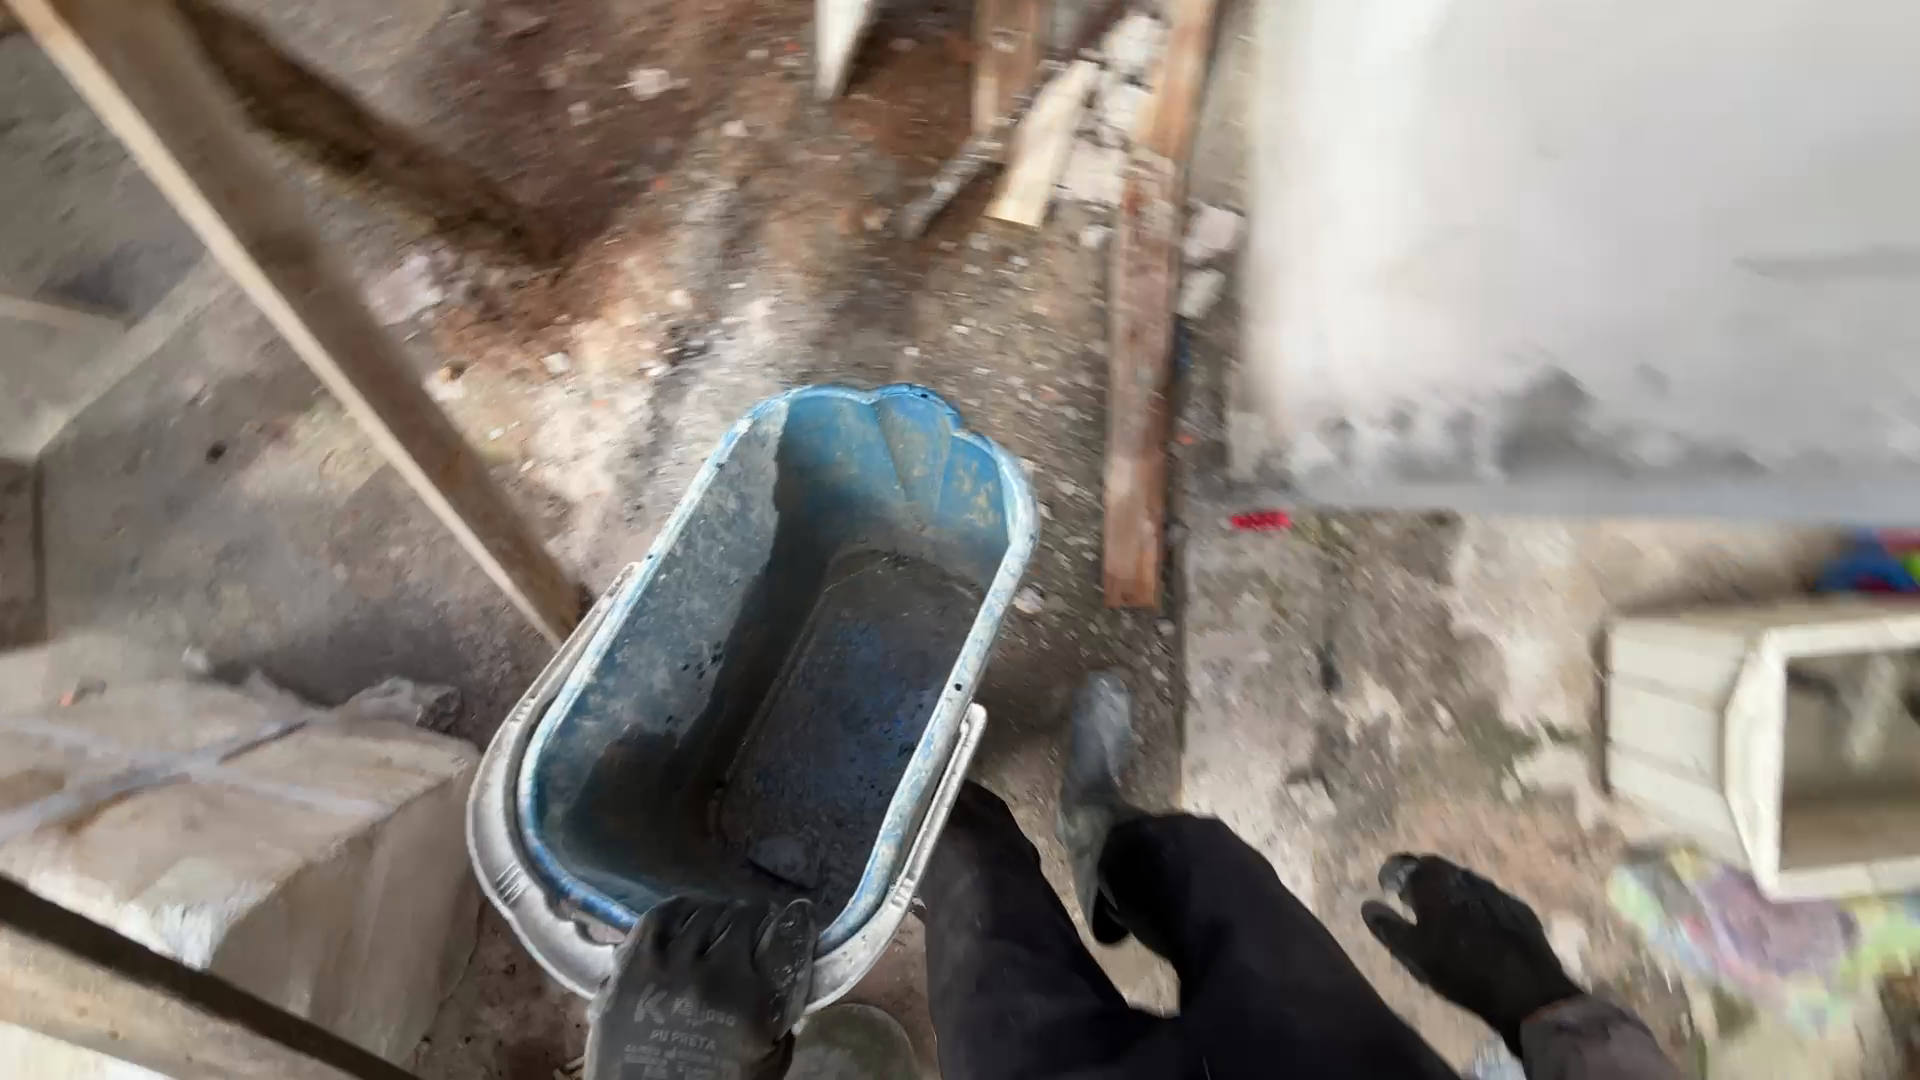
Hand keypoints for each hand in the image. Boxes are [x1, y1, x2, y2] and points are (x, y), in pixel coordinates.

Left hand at [586, 897, 814, 1079]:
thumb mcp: (769, 1058)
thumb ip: (785, 1007)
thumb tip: (798, 952)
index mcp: (742, 999)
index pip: (779, 933)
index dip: (788, 918)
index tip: (789, 918)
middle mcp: (702, 977)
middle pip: (737, 917)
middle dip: (749, 919)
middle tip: (751, 930)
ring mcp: (659, 972)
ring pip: (699, 913)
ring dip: (716, 914)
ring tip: (718, 925)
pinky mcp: (626, 972)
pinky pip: (657, 920)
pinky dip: (677, 913)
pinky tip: (686, 920)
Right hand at [1361, 854, 1580, 1053]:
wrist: (1529, 994)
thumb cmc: (1460, 969)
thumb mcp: (1414, 952)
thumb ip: (1387, 926)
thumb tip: (1367, 905)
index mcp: (1432, 881)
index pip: (1404, 863)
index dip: (1392, 874)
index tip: (1388, 889)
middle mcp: (1462, 876)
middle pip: (1435, 868)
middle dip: (1422, 880)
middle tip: (1415, 902)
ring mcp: (1495, 891)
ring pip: (1463, 883)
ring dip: (1451, 892)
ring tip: (1446, 916)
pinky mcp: (1520, 910)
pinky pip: (1489, 900)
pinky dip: (1477, 907)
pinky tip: (1479, 929)